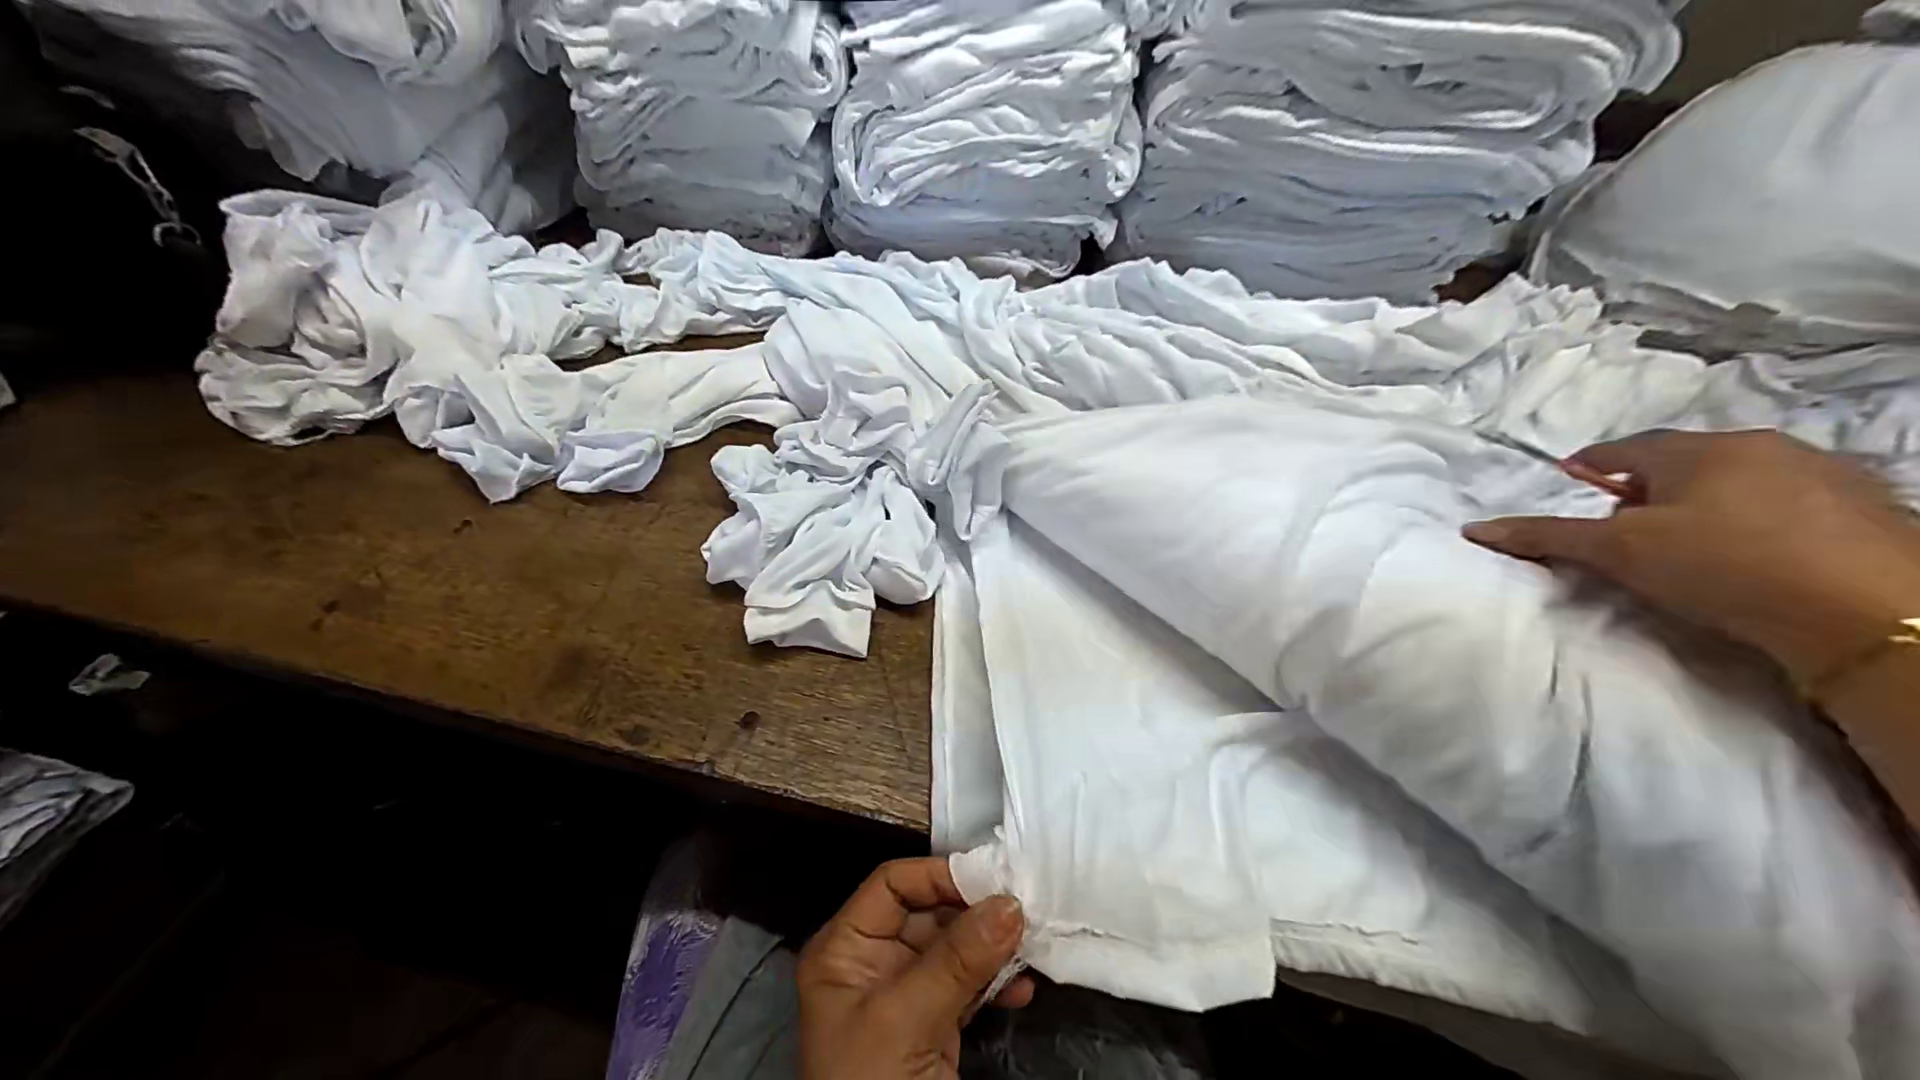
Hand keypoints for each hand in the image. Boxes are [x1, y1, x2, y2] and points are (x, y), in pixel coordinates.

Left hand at [798, 857, 1033, 1079]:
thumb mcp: (904, 1021)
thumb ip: (957, 960)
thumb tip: (1010, 902)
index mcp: (846, 949)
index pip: (892, 886)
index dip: (937, 876)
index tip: (989, 880)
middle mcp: (874, 963)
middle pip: (929, 914)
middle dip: (976, 911)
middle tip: (1024, 909)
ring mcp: (905, 996)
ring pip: (955, 949)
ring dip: (994, 947)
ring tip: (1031, 945)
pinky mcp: (933, 1027)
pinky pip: (968, 987)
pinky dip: (996, 985)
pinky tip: (1024, 989)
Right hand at [1463, 430, 1919, 687]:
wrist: (1875, 615)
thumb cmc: (1724, 567)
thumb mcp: (1619, 553)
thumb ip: (1548, 536)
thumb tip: (1476, 528)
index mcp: (1699, 450)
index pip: (1625, 448)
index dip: (1593, 465)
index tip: (1575, 483)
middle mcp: (1763, 447)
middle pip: (1683, 461)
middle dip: (1648, 485)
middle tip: (1625, 523)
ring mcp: (1825, 473)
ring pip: (1738, 478)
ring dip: (1705, 500)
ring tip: (1687, 541)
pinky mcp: (1869, 508)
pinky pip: (1788, 500)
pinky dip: (1758, 517)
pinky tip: (1754, 552)